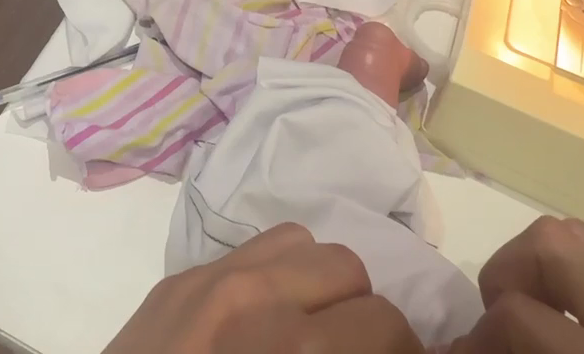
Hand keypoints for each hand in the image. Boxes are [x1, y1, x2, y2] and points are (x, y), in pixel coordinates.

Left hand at [104, 223, 422, 353]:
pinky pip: (249, 247)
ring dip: (315, 282)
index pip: (385, 321)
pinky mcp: (180, 276)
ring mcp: (211, 277)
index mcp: (296, 349)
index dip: (403, 350)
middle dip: (361, 312)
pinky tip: (261, 313)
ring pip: (300, 240)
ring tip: (307, 324)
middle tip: (351, 351)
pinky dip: (271, 273)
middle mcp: (257, 297)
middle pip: (347, 265)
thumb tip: (385, 348)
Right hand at [453, 217, 583, 352]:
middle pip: (556, 247)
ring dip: (530, 270)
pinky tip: (553, 329)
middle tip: (494, 327)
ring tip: (520, 320)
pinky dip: (560, 282)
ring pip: (578, 240)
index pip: (523, 319)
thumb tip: (449, 351)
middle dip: (505, 275)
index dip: (474, 342)